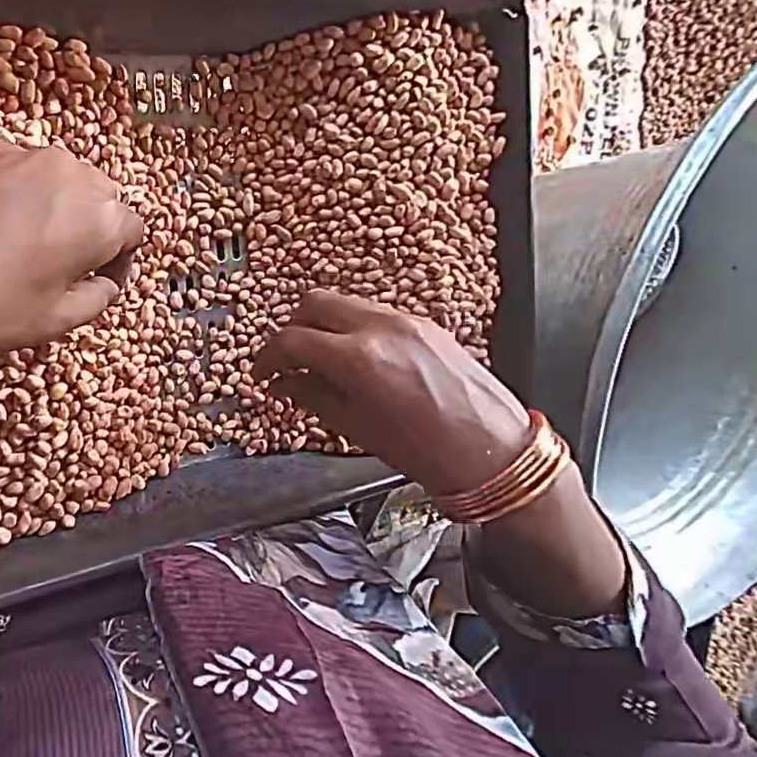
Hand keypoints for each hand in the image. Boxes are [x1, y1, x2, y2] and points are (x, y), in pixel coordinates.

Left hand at [0, 142, 143, 361]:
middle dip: (88, 228)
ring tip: (13, 247)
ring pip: (55, 178)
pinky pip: (13, 170)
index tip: (95, 281)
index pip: (133, 229)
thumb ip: (97, 299)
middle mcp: (65, 172)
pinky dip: (11, 194)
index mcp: (97, 216)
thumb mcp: (50, 323)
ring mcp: (16, 153)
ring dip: (50, 208)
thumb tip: (103, 283)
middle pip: (98, 196)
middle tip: (56, 266)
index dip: (118, 260)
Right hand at [252, 290, 529, 494]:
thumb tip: (284, 384)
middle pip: (314, 303)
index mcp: (360, 358)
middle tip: (285, 360)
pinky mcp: (425, 324)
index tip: (262, 373)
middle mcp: (382, 327)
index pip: (293, 340)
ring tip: (318, 359)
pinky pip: (374, 313)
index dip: (268, 357)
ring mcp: (407, 320)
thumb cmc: (430, 452)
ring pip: (345, 303)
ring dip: (322, 324)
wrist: (495, 454)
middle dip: (291, 328)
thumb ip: (313, 396)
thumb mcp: (356, 428)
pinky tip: (352, 358)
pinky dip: (352, 328)